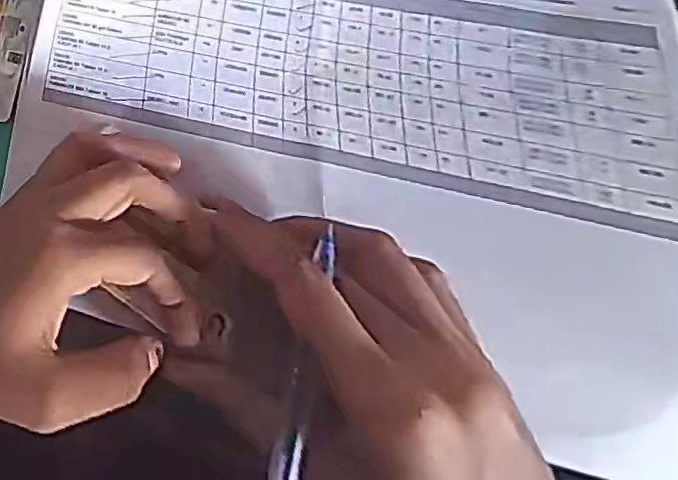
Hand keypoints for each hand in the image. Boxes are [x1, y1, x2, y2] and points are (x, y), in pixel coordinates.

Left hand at [0, 131, 204, 432]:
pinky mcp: (24, 198)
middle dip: (174, 204)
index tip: (184, 328)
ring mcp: (35, 197)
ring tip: (177, 170)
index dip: (175, 290)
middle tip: (202, 238)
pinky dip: (104, 150)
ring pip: (93, 149)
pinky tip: (124, 169)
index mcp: (61, 255)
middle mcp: (52, 212)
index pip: (141, 256)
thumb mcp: (44, 397)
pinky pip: (70, 156)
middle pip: (125, 180)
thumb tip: (154, 350)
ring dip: (138, 154)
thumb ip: (110, 381)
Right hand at [204, 208, 547, 479]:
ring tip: (295, 250)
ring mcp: (469, 361)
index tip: (226, 222)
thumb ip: (249, 409)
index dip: (258, 242)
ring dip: (333, 240)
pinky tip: (354, 278)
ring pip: (391, 256)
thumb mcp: (319, 471)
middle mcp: (439, 369)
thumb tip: (191, 366)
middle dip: (287, 237)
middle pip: (349, 257)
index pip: (309, 286)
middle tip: (248, 239)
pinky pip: (427, 281)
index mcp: (393, 404)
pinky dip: (380, 264)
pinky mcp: (486, 361)